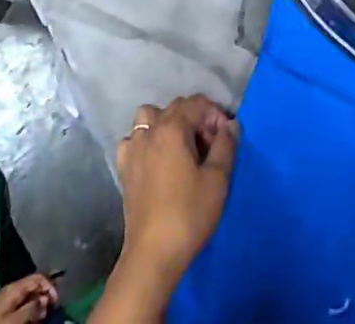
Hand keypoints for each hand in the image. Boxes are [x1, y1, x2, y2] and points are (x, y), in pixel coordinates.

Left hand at [0, 274, 57, 323]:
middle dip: (44, 297)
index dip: (49, 287)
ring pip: (29, 297)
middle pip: (33, 286)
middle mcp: (12, 289)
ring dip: (37, 306)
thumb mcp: (15, 320)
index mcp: (14, 288)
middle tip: (49, 313)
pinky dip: (30, 310)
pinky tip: (32, 319)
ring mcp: (8, 299)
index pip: (37, 278)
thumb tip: (46, 298)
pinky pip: (22, 305)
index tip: (55, 303)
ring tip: (41, 317)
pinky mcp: (5, 310)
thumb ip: (31, 308)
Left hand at [113, 95, 237, 289]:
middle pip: (174, 108)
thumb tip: (231, 124)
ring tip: (181, 147)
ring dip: (167, 123)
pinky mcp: (123, 165)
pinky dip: (146, 140)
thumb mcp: (217, 180)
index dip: (214, 114)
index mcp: (172, 128)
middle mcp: (149, 129)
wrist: (153, 251)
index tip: (226, 137)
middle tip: (209, 147)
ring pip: (148, 117)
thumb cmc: (190, 213)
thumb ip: (225, 146)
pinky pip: (133, 139)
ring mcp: (132, 146)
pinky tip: (155, 159)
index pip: (196, 103)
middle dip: (195, 119)